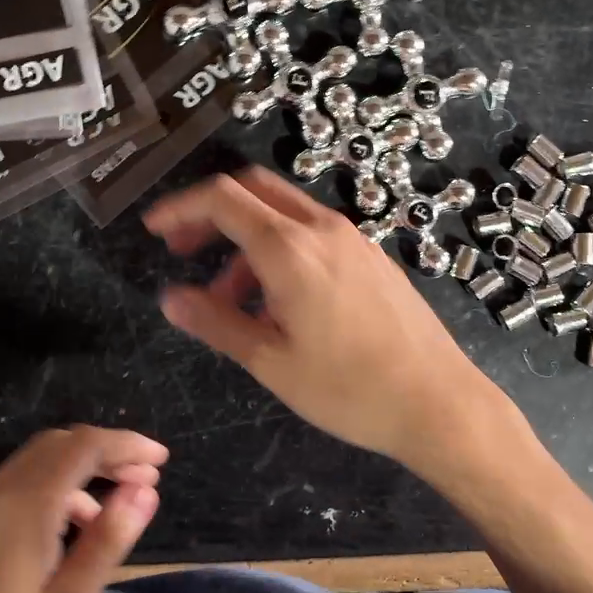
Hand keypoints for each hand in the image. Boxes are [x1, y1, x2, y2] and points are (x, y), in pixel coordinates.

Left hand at [0, 426, 166, 592]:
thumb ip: (110, 538)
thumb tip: (145, 491)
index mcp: (23, 503)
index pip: (84, 446)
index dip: (126, 444)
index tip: (160, 460)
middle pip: (55, 447)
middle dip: (102, 456)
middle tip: (141, 482)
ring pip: (27, 466)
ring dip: (70, 476)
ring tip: (98, 518)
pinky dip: (36, 490)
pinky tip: (46, 530)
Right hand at [144, 167, 510, 467]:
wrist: (438, 402)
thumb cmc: (348, 389)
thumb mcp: (270, 361)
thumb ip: (216, 322)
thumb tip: (170, 297)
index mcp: (290, 249)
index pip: (222, 199)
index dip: (180, 208)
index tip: (154, 229)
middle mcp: (322, 229)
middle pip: (254, 190)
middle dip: (211, 213)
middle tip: (185, 251)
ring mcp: (353, 240)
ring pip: (285, 215)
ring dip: (247, 241)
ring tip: (230, 300)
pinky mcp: (372, 258)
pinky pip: (314, 236)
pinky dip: (281, 251)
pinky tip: (280, 304)